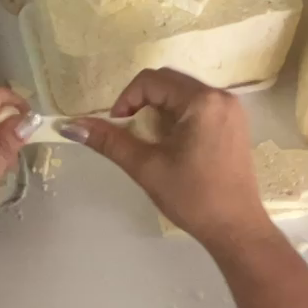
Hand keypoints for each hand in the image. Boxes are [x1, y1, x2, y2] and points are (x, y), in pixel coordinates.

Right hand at [66, 69, 274, 253]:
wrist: (235, 227)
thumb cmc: (192, 197)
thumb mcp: (146, 167)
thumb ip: (110, 142)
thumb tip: (72, 127)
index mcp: (202, 101)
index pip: (151, 80)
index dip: (126, 100)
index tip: (118, 128)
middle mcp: (221, 96)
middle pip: (168, 84)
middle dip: (142, 105)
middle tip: (132, 136)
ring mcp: (231, 110)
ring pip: (182, 96)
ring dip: (159, 113)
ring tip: (151, 145)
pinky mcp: (234, 125)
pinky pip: (198, 108)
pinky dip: (178, 120)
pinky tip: (173, 149)